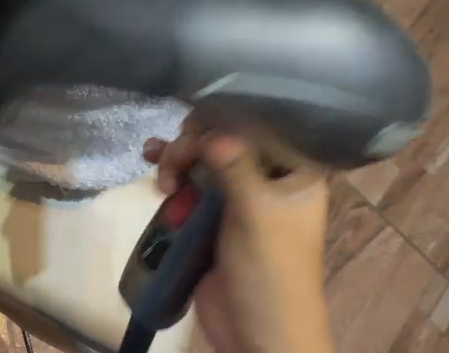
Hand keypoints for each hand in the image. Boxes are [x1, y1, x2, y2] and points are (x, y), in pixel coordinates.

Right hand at [144, 123, 333, 352]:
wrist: (258, 340)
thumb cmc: (271, 275)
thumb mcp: (257, 217)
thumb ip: (235, 168)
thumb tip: (212, 131)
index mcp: (295, 173)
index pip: (258, 124)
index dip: (223, 118)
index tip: (194, 126)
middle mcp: (268, 176)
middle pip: (222, 136)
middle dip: (192, 144)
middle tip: (174, 163)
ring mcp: (238, 194)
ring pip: (201, 156)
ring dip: (176, 157)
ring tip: (162, 175)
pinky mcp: (212, 213)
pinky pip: (189, 178)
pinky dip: (170, 171)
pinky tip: (152, 168)